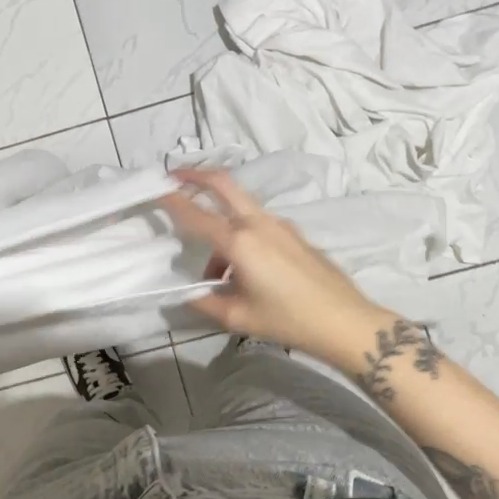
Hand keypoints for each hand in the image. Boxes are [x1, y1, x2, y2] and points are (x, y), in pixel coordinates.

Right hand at [159, 169, 396, 363]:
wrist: (345, 322)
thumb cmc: (288, 320)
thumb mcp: (238, 317)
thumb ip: (205, 301)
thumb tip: (187, 292)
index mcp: (239, 242)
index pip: (195, 214)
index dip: (170, 200)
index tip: (154, 189)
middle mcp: (257, 224)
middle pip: (223, 183)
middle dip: (197, 176)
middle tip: (175, 177)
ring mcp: (280, 225)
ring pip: (240, 210)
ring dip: (220, 223)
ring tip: (215, 270)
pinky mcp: (295, 234)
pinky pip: (258, 225)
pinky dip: (241, 236)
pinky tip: (245, 272)